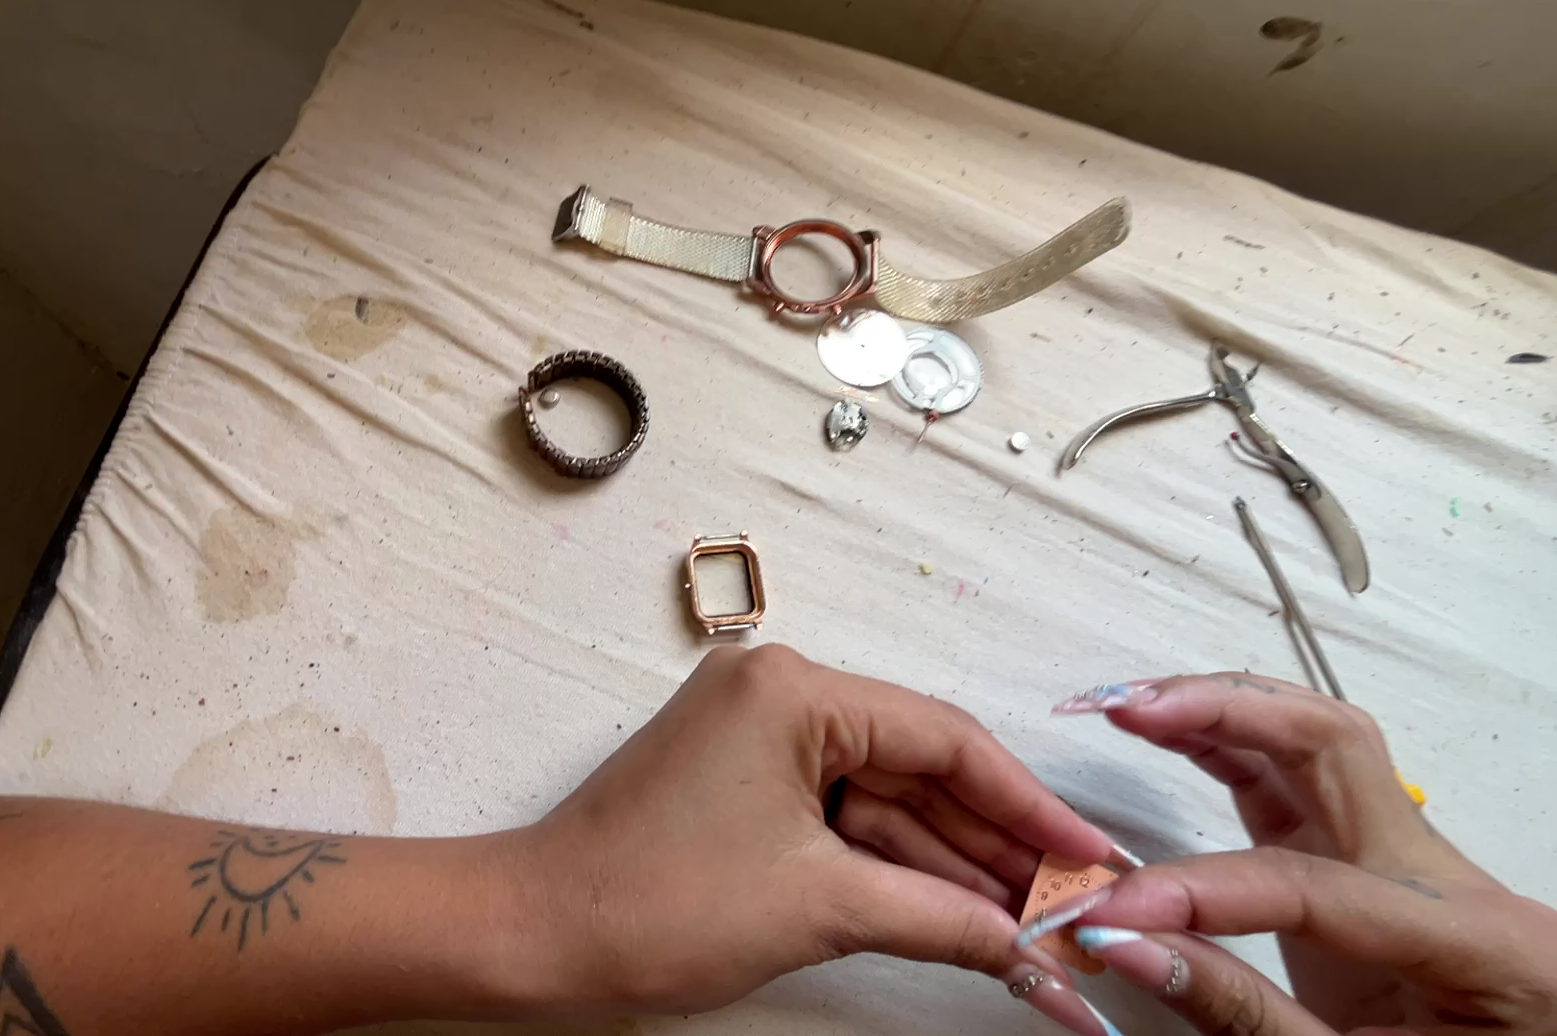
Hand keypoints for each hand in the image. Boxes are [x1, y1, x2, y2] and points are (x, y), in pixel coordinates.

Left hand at [516, 644, 1121, 1034]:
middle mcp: (777, 690)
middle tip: (1078, 909)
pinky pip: (837, 811)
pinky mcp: (746, 772)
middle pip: (914, 765)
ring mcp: (759, 731)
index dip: (1026, 803)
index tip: (1095, 861)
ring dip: (949, 861)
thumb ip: (942, 918)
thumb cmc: (663, 902)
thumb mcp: (819, 904)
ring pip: (879, 795)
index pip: (939, 735)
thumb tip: (1036, 951)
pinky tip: (962, 913)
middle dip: (992, 842)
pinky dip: (892, 863)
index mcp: (792, 689)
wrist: (545, 927)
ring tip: (1039, 927)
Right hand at [1052, 673, 1555, 1032]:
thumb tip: (1109, 936)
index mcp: (1478, 940)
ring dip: (1208, 706)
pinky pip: (1278, 766)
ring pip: (1304, 731)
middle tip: (1121, 707)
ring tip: (1122, 704)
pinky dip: (1211, 735)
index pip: (1307, 884)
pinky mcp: (1346, 843)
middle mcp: (1443, 868)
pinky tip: (1154, 728)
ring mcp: (1395, 846)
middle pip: (1327, 740)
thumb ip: (1234, 1007)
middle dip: (1215, 710)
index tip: (1108, 910)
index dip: (1198, 890)